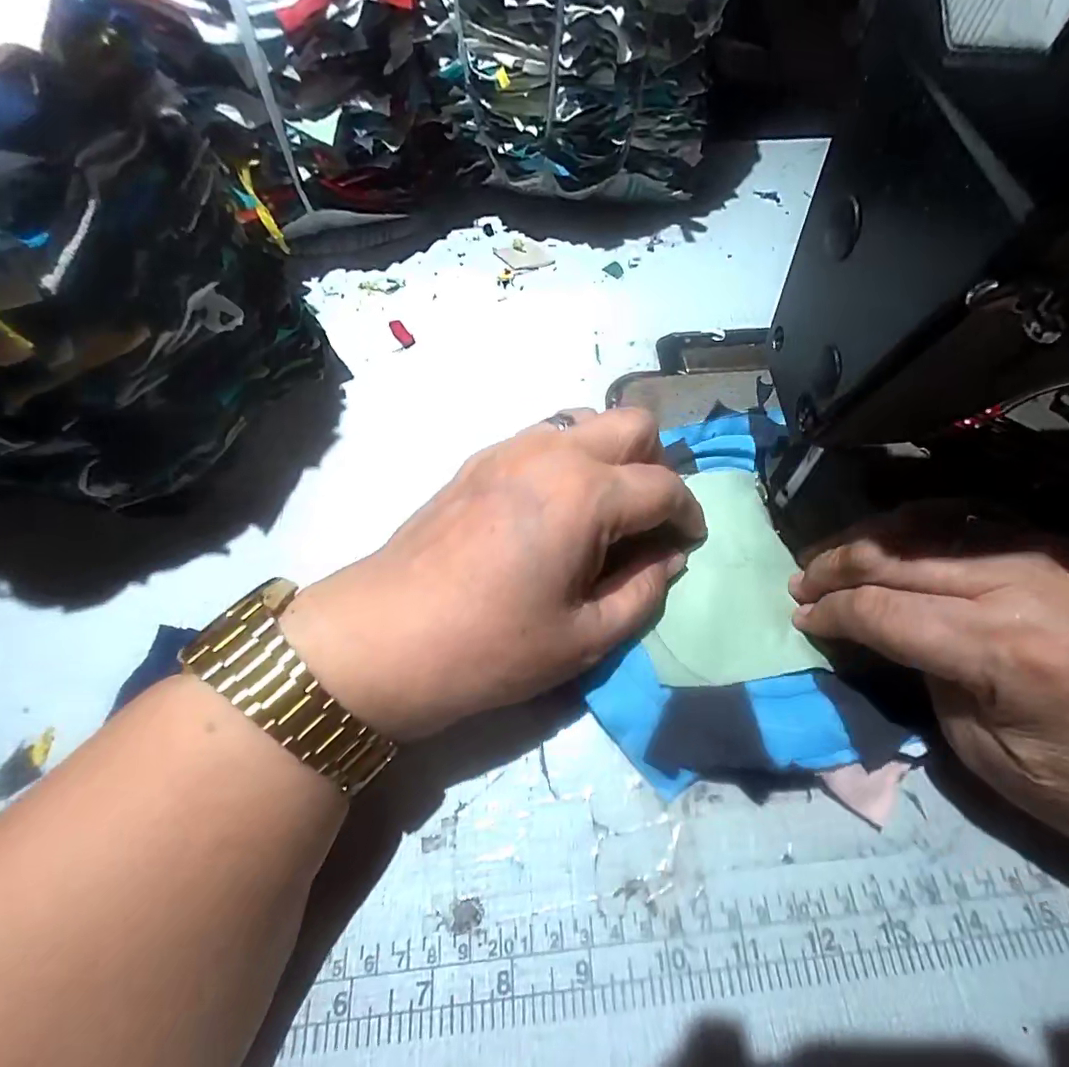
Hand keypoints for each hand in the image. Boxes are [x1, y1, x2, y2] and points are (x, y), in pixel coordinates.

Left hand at [278, 408, 703, 741]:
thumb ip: (644, 591)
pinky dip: (574, 458)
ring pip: (589, 420)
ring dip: (615, 455)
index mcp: (586, 495)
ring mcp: (511, 447)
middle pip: (635, 424)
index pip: (665, 486)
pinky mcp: (480, 458)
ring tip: (607, 510)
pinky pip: (548, 435)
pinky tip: (559, 509)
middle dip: (658, 465)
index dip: (690, 514)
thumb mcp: (585, 637)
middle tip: (649, 519)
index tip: (690, 543)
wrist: (378, 642)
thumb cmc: (490, 648)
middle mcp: (554, 453)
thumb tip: (670, 557)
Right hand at [790, 504, 1068, 899]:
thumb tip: (886, 634)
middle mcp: (1032, 582)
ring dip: (877, 536)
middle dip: (841, 565)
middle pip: (906, 555)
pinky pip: (981, 524)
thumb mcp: (994, 759)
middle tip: (799, 579)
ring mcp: (1058, 555)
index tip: (798, 616)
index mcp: (1012, 651)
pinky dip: (927, 528)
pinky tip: (899, 540)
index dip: (833, 612)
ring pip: (939, 524)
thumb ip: (934, 679)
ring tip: (834, 556)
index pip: (889, 610)